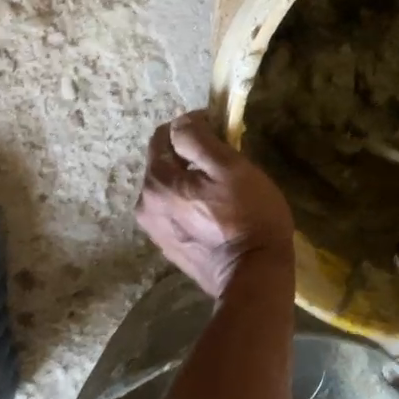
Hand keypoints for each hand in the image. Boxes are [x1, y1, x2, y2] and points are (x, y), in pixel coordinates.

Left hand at [136, 110, 294, 296]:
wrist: (253, 276)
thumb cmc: (249, 216)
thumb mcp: (230, 167)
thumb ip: (198, 139)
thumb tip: (181, 122)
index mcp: (157, 180)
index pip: (164, 135)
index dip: (192, 127)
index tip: (220, 132)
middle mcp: (145, 203)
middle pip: (163, 162)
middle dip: (187, 155)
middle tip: (222, 162)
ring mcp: (154, 228)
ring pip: (167, 187)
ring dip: (186, 180)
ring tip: (217, 189)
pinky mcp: (168, 246)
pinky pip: (173, 211)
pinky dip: (187, 204)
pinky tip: (212, 212)